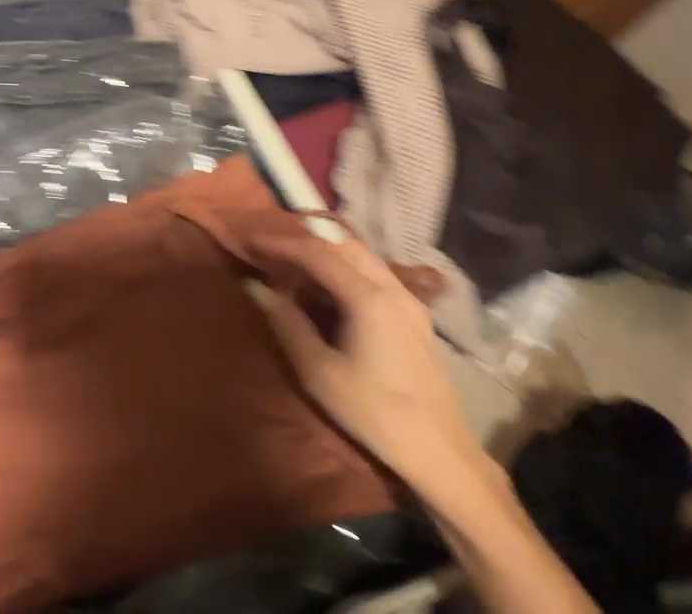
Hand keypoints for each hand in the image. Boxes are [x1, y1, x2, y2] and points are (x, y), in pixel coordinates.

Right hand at [239, 226, 485, 494]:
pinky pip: (376, 274)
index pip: (318, 253)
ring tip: (294, 266)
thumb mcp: (318, 372)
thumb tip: (258, 288)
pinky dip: (346, 268)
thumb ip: (287, 324)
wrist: (439, 450)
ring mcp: (411, 301)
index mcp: (369, 298)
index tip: (252, 242)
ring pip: (363, 257)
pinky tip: (329, 289)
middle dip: (305, 241)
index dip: (282, 243)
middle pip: (344, 245)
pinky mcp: (416, 316)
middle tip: (271, 250)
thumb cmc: (373, 412)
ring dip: (327, 253)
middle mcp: (393, 288)